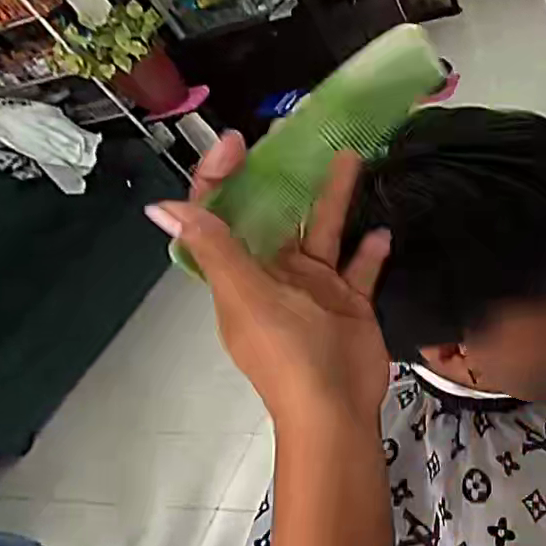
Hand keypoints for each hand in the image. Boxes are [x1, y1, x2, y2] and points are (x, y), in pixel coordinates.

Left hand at [147, 133, 392, 425]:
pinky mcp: (350, 301)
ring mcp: (316, 289)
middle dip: (285, 178)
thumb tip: (163, 207)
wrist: (336, 408)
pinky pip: (359, 267)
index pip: (219, 217)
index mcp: (240, 273)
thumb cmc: (287, 355)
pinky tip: (381, 230)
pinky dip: (370, 250)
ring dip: (335, 199)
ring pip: (323, 233)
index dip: (221, 178)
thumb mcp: (248, 300)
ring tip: (352, 160)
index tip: (240, 145)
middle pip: (276, 217)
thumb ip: (216, 251)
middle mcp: (275, 275)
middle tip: (302, 137)